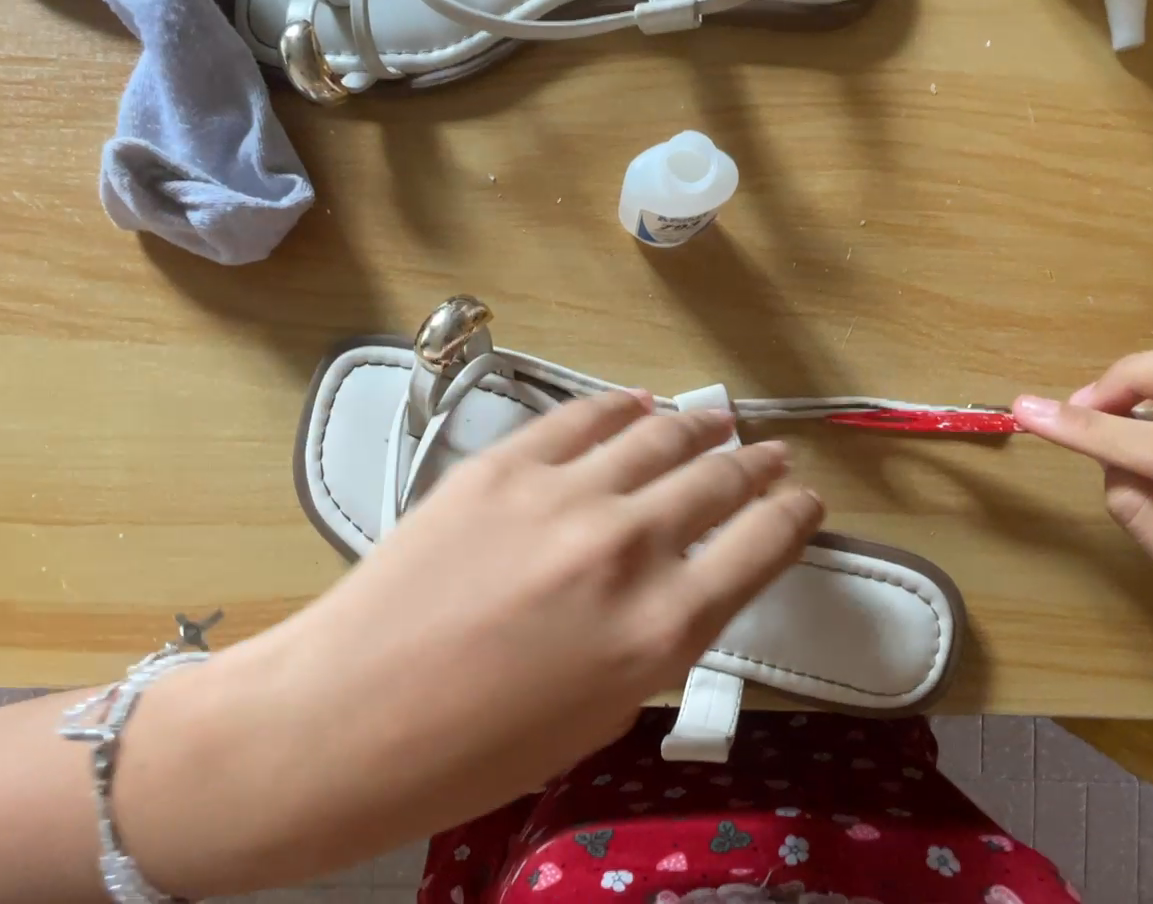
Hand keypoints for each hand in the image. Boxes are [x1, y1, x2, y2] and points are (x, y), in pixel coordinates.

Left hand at [120, 389, 825, 892]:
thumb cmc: (477, 750)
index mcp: (660, 630)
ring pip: (657, 436)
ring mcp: (561, 496)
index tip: (804, 501)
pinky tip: (638, 402)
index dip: (793, 517)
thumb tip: (680, 582)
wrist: (347, 716)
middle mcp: (625, 549)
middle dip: (755, 465)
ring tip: (719, 417)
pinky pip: (580, 418)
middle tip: (770, 455)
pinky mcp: (503, 466)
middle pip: (716, 482)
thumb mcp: (601, 713)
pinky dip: (620, 406)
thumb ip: (654, 639)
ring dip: (699, 424)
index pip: (760, 547)